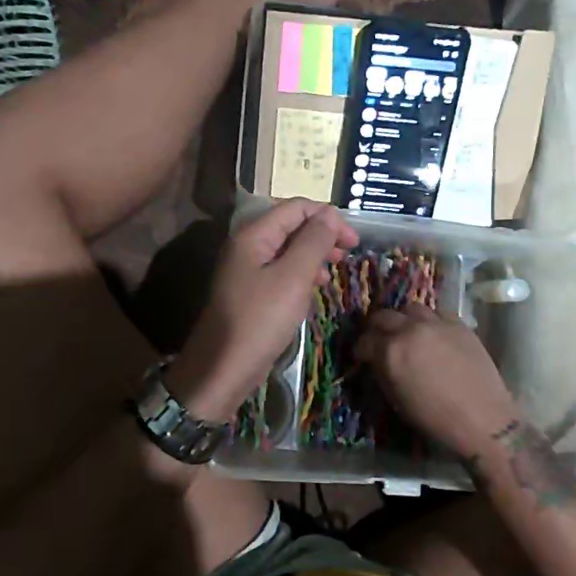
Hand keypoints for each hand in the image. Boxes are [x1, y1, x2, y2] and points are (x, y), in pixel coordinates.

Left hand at [167, 200, 357, 422]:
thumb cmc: (259, 320)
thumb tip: (329, 216)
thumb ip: (313, 242)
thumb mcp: (292, 278)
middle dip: (322, 234)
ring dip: (314, 254)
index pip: (296, 207)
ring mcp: (247, 270)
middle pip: (291, 225)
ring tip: (333, 271)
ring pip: (287, 250)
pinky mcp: (251, 293)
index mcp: (253, 235)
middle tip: (348, 254)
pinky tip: (313, 289)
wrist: (222, 368)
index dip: (327, 216)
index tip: (353, 240)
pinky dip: (301, 274)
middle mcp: (247, 246)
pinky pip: (281, 272)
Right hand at [355, 305, 519, 462]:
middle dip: (377, 328)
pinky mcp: (459, 324)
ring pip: (411, 309)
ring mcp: (436, 323)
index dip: (360, 349)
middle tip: (379, 340)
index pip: (365, 340)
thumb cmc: (434, 418)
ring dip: (404, 319)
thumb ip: (382, 373)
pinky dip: (429, 321)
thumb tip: (377, 362)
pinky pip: (437, 314)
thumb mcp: (396, 400)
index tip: (362, 356)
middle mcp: (410, 329)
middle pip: (384, 316)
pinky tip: (433, 335)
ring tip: (407, 333)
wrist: (482, 419)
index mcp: (390, 350)